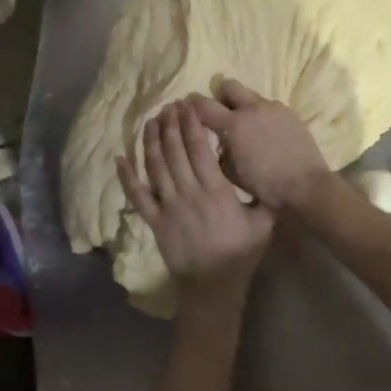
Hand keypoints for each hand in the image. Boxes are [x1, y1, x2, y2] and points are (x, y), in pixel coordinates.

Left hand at [118, 101, 273, 300]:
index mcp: (216, 189)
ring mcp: (168, 206)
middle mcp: (189, 192)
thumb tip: (269, 172)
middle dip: (170, 125)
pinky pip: (137, 196)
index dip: (191, 124)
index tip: (187, 106)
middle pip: (175, 151)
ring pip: (155, 166)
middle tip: (168, 105)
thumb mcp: (264, 221)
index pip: (199, 148)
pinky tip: (121, 158)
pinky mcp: (154, 221)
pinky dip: (127, 177)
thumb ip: (264, 195)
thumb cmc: (241, 253)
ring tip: (151, 120)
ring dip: (151, 141)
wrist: (214, 284)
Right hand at [186, 77, 330, 210]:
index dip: (191, 104)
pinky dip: (262, 116)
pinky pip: (270, 107)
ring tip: (248, 126)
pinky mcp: (290, 113)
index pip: (203, 105)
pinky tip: (267, 134)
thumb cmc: (265, 185)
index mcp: (234, 125)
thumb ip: (219, 153)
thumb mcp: (231, 174)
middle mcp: (253, 108)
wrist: (306, 185)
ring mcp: (274, 108)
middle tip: (220, 111)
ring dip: (244, 106)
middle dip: (220, 95)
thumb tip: (217, 142)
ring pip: (252, 96)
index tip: (185, 107)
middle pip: (229, 86)